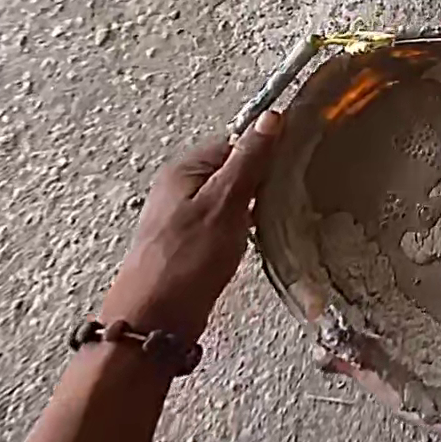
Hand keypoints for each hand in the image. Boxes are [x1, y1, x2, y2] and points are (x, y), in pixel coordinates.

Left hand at [98, 113, 282, 341]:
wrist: (155, 325)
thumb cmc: (188, 258)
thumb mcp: (226, 199)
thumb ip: (250, 157)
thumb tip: (271, 116)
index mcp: (186, 168)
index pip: (238, 141)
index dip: (264, 152)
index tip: (284, 168)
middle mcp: (182, 186)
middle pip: (237, 167)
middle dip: (261, 180)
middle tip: (276, 197)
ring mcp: (186, 215)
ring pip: (236, 195)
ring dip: (254, 204)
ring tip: (265, 219)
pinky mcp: (193, 240)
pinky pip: (230, 218)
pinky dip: (245, 224)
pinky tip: (252, 238)